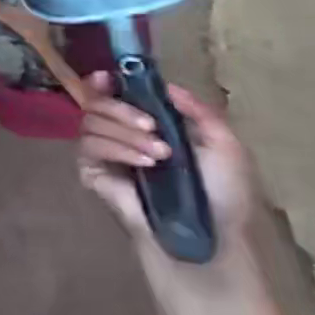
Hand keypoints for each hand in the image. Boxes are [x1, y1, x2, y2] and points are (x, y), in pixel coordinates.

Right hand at [77, 71, 256, 263]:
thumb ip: (200, 112)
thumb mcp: (225, 147)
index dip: (104, 81)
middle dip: (122, 110)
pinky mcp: (90, 171)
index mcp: (146, 122)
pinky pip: (90, 147)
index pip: (111, 93)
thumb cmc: (222, 194)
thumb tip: (168, 86)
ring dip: (126, 134)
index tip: (108, 78)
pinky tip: (143, 164)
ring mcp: (102, 152)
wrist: (210, 236)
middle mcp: (118, 132)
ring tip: (159, 156)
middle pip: (96, 102)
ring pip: (91, 122)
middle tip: (152, 127)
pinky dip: (117, 149)